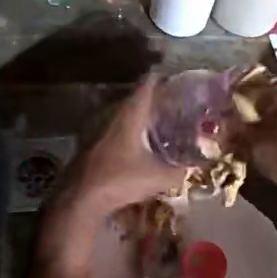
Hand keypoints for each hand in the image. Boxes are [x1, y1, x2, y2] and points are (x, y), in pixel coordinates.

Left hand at [40, 77, 185, 257]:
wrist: (81, 199)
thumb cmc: (121, 180)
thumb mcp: (159, 178)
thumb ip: (180, 171)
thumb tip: (195, 168)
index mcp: (130, 115)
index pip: (146, 86)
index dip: (161, 79)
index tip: (174, 79)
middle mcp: (111, 115)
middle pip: (133, 99)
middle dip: (151, 101)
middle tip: (170, 105)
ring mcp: (96, 129)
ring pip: (120, 115)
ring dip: (135, 118)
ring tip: (154, 125)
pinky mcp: (88, 145)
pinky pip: (110, 131)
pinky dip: (123, 133)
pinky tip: (133, 146)